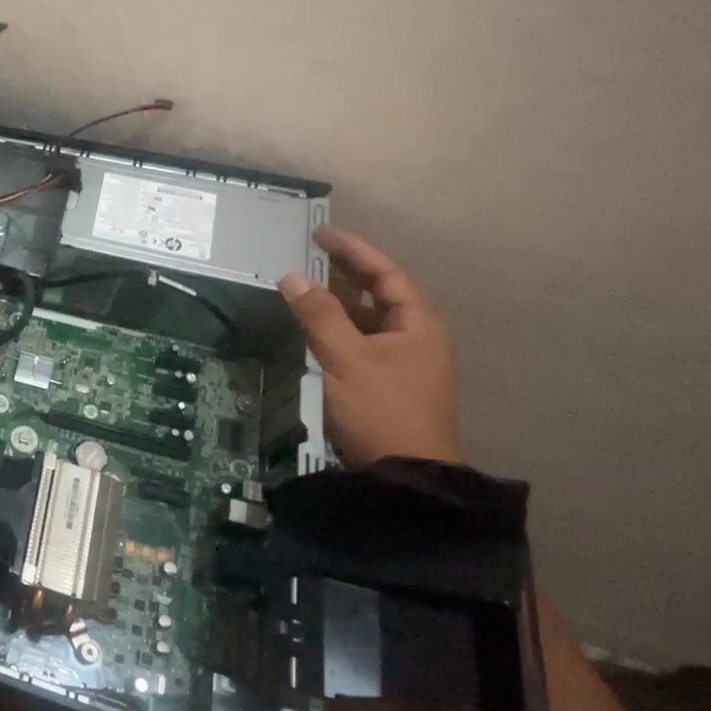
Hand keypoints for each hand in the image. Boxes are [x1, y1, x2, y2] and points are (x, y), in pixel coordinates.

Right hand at [278, 225, 462, 464]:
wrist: (406, 476)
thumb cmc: (381, 410)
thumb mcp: (346, 359)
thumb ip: (319, 316)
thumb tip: (293, 277)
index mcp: (417, 325)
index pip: (385, 273)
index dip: (354, 250)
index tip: (321, 234)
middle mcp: (415, 337)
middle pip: (379, 293)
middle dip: (345, 272)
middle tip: (309, 254)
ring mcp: (402, 361)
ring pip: (367, 318)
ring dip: (337, 301)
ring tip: (304, 285)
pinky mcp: (386, 381)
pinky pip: (360, 340)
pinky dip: (336, 327)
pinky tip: (312, 327)